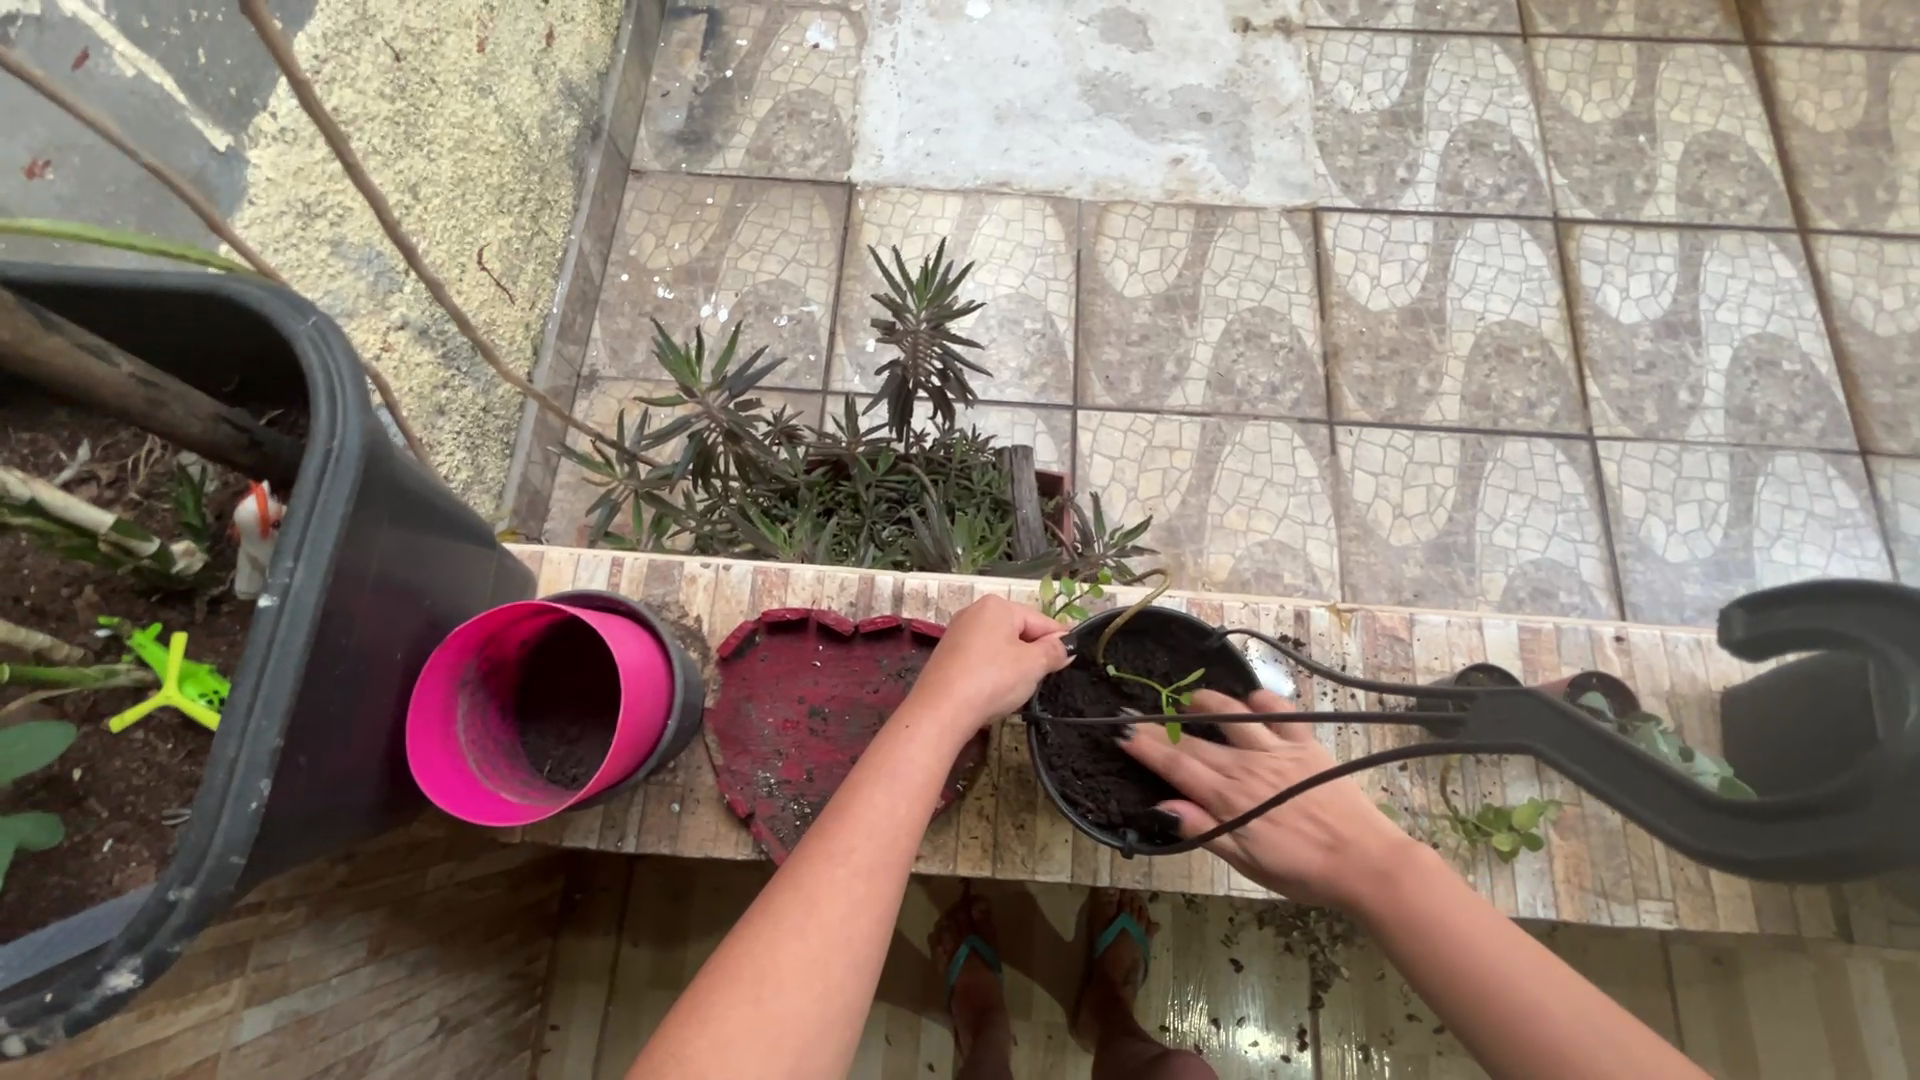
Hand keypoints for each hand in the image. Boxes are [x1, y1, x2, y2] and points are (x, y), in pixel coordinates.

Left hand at [899, 596, 1070, 739]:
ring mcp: (958, 632)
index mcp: (997, 606)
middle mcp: (975, 612)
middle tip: (1046, 676)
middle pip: (1019, 630)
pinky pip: (982, 657)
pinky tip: (996, 689)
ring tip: (1020, 687)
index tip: (1074, 656)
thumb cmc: (992, 679)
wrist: (941, 710)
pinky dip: (994, 670)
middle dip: (1034, 652)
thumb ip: (1053, 652)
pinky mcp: (948, 654)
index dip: (1059, 639)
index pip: (1040, 620)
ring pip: (1000, 645)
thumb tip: (1066, 645)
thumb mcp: (1033, 665)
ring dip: (1015, 664)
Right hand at [1118, 689, 1420, 909]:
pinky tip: (1248, 698)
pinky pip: (1279, 712)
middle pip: (1193, 741)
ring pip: (1231, 715)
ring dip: (1205, 702)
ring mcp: (1278, 750)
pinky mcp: (1306, 744)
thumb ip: (1205, 831)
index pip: (1176, 766)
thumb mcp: (1248, 863)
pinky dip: (1261, 700)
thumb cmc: (1303, 872)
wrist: (1367, 863)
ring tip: (1187, 700)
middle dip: (1159, 727)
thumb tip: (1163, 806)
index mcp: (1230, 799)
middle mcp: (1248, 766)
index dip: (1145, 747)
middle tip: (1133, 715)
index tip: (1121, 732)